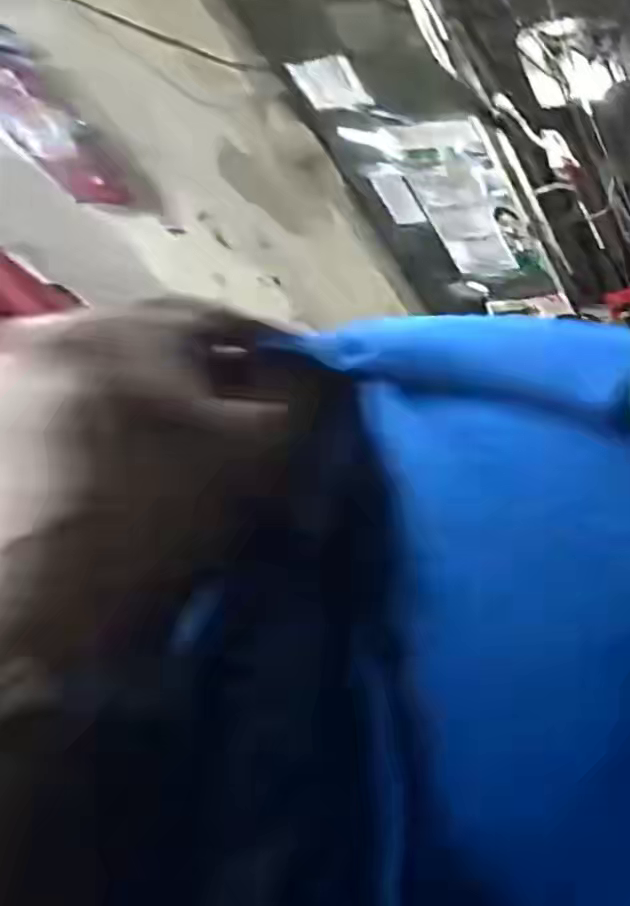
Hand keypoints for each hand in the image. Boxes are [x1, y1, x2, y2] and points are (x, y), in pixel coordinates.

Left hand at [0, 300, 302, 669]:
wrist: (53, 589)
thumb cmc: (176, 504)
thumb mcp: (275, 443)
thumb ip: (311, 389)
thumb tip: (323, 364)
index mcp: (115, 331)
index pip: (221, 317)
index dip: (282, 347)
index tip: (317, 381)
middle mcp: (42, 336)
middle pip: (164, 341)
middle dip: (222, 370)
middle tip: (266, 410)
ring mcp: (5, 379)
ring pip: (122, 370)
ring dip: (173, 393)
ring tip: (208, 436)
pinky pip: (84, 397)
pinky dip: (131, 414)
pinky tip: (153, 453)